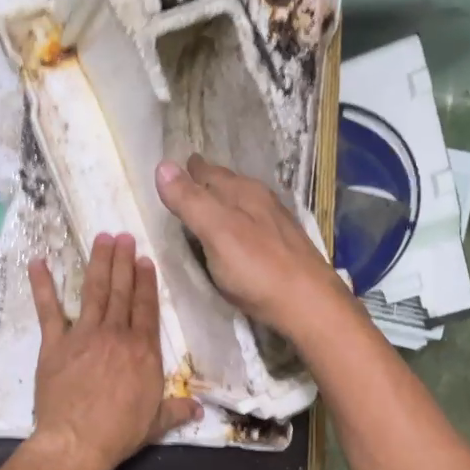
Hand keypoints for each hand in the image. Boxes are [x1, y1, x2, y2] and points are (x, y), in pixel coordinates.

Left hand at [26, 233, 200, 469]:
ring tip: (100, 239)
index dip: (146, 282)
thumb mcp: (156, 423)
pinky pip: (48, 310)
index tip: (144, 260)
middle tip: (122, 236)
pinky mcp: (54, 345)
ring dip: (97, 263)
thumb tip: (198, 409)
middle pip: (121, 291)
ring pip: (94, 292)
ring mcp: (84, 336)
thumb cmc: (119, 433)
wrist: (77, 441)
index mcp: (143, 351)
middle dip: (123, 261)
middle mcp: (116, 335)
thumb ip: (176, 411)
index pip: (146, 308)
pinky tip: (38, 263)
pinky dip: (42, 285)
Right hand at [155, 155, 349, 337]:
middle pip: (227, 185)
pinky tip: (236, 236)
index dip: (189, 170)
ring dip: (223, 203)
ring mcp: (275, 223)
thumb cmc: (257, 269)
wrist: (307, 303)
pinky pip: (252, 225)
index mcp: (243, 192)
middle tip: (186, 184)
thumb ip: (190, 202)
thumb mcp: (216, 232)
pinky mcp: (283, 247)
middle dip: (207, 182)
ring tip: (207, 208)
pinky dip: (237, 224)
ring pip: (242, 204)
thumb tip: (162, 165)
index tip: (173, 167)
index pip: (209, 172)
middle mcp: (261, 201)